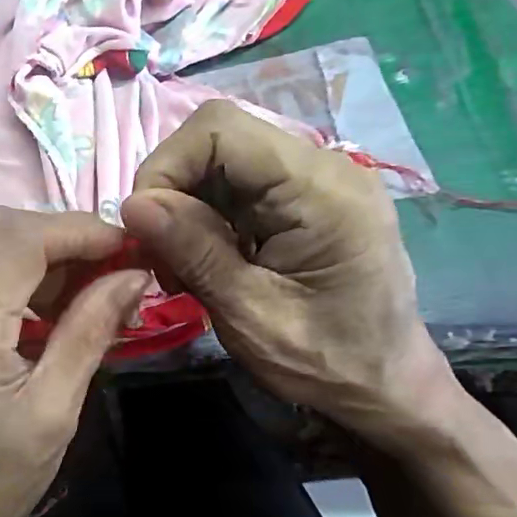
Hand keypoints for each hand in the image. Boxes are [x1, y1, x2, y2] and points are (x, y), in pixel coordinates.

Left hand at [0, 208, 147, 516]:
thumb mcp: (55, 411)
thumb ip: (89, 331)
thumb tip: (133, 274)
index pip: (18, 241)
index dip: (78, 230)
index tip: (129, 246)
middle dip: (59, 232)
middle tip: (111, 264)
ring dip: (38, 248)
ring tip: (89, 283)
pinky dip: (15, 269)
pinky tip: (51, 300)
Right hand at [120, 100, 453, 436]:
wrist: (385, 386)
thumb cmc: (325, 361)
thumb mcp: (249, 314)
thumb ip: (194, 251)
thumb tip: (131, 205)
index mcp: (321, 190)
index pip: (219, 130)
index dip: (166, 166)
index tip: (145, 227)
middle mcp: (322, 168)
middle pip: (215, 137)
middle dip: (169, 188)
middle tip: (158, 252)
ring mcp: (313, 180)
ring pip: (216, 159)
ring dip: (181, 205)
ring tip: (178, 264)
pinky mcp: (301, 198)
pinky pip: (232, 183)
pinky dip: (200, 214)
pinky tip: (200, 257)